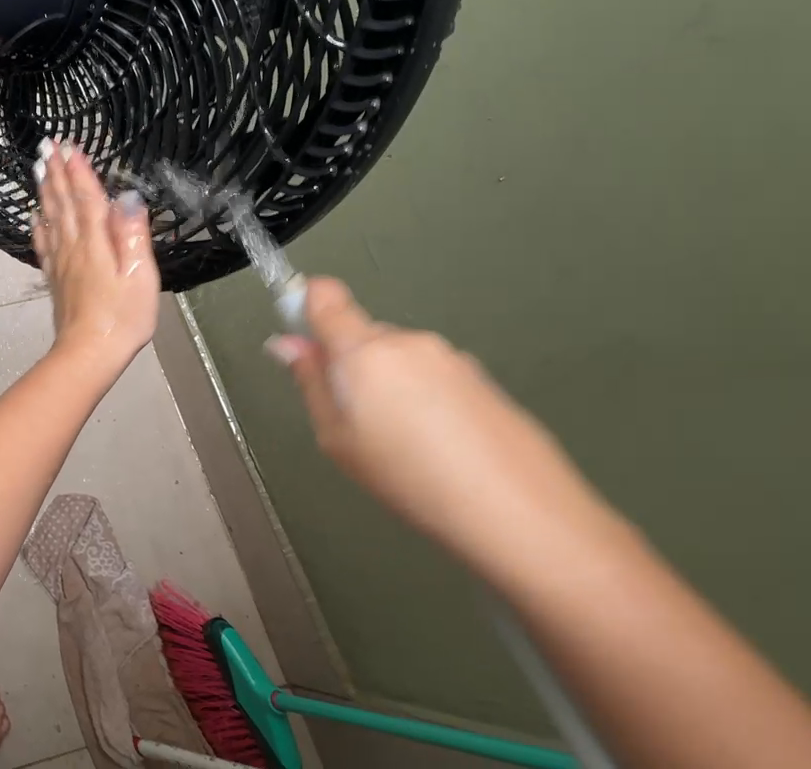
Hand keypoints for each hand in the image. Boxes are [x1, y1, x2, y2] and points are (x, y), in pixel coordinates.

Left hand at [30, 140, 158, 369]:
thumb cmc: (123, 316)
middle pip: (62, 201)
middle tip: (46, 144)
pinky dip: (37, 223)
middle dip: (55, 171)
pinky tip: (34, 215)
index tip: (68, 145)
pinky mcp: (54, 276)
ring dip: (44, 190)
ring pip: (49, 217)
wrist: (89, 352)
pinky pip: (43, 242)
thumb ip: (132, 234)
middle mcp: (73, 245)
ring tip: (37, 167)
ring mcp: (60, 261)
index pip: (86, 197)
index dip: (77, 170)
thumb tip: (127, 196)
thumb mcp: (140, 275)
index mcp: (96, 242)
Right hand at [268, 278, 604, 568]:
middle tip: (355, 417)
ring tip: (402, 441)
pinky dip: (425, 399)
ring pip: (400, 358)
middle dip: (351, 363)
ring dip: (390, 384)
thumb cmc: (410, 477)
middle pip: (363, 335)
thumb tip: (288, 346)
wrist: (521, 513)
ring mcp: (452, 359)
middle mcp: (409, 342)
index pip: (326, 297)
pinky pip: (434, 377)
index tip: (303, 339)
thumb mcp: (338, 439)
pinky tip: (439, 447)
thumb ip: (311, 384)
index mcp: (364, 350)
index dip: (306, 305)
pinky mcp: (484, 381)